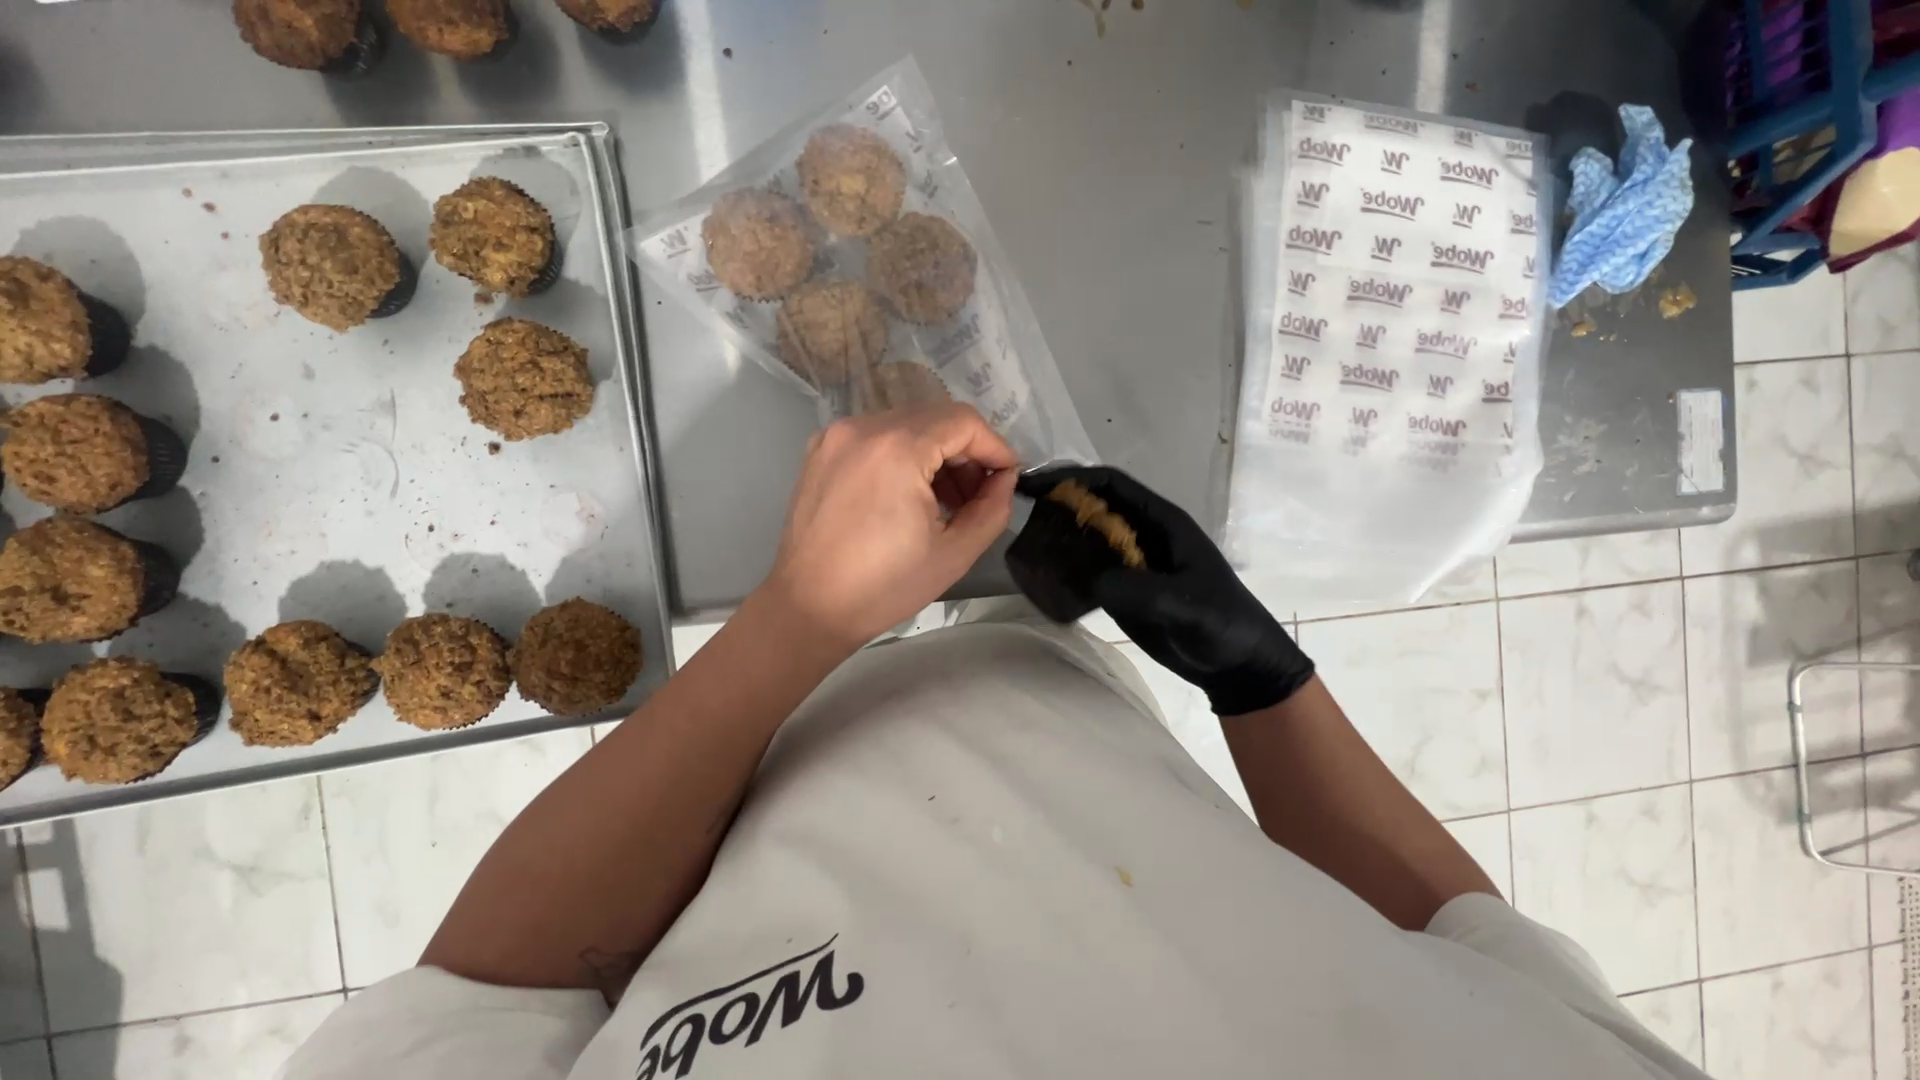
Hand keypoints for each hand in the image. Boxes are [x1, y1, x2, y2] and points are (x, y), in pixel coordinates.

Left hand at [759, 403, 1018, 650]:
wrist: (809, 608)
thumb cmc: (884, 586)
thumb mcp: (955, 552)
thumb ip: (993, 507)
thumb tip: (1003, 478)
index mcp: (897, 448)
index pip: (963, 421)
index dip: (995, 446)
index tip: (1007, 478)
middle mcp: (863, 428)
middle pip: (935, 417)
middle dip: (966, 450)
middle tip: (979, 494)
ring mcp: (836, 437)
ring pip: (906, 424)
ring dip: (935, 452)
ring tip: (946, 501)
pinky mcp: (821, 452)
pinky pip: (876, 437)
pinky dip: (902, 455)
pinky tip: (908, 495)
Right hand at [1012, 466, 1313, 716]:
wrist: (1237, 664)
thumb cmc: (1221, 624)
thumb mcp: (1184, 605)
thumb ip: (1140, 589)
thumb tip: (1091, 581)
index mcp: (1162, 522)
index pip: (1112, 485)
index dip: (1073, 478)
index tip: (1036, 485)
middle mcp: (1143, 534)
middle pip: (1094, 504)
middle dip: (1058, 501)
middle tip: (1017, 510)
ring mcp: (1133, 562)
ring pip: (1088, 535)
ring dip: (1058, 534)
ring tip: (1023, 542)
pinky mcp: (1125, 589)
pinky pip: (1089, 569)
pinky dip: (1065, 568)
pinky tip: (1042, 577)